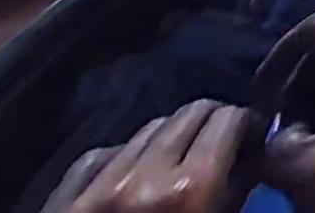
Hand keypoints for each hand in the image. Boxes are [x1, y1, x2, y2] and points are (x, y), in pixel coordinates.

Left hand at [43, 99, 249, 212]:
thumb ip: (236, 189)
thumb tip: (254, 147)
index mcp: (191, 189)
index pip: (230, 118)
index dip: (244, 125)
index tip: (248, 138)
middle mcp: (146, 177)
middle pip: (193, 111)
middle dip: (210, 122)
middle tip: (215, 145)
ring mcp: (97, 190)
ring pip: (150, 127)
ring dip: (167, 138)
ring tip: (171, 161)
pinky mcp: (60, 204)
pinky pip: (100, 155)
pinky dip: (119, 159)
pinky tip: (125, 176)